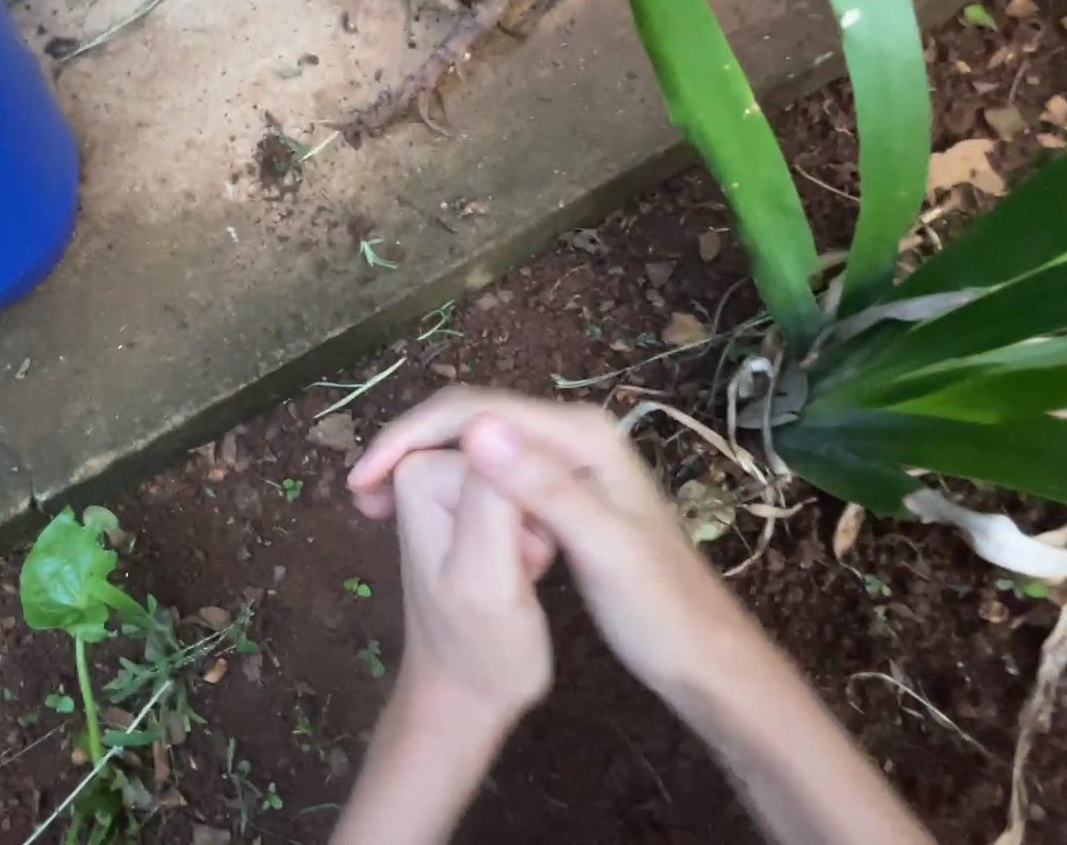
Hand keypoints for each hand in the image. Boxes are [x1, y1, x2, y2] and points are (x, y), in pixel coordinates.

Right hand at [352, 389, 757, 696]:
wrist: (704, 657)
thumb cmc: (660, 610)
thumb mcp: (604, 551)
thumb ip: (545, 487)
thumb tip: (475, 428)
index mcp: (579, 433)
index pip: (473, 410)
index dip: (409, 437)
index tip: (363, 480)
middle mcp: (568, 429)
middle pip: (466, 416)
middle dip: (407, 446)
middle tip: (362, 492)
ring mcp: (561, 454)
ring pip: (470, 441)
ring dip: (420, 463)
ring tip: (378, 501)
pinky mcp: (554, 481)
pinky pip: (484, 468)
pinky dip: (447, 483)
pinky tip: (423, 509)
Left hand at [389, 451, 554, 725]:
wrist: (465, 692)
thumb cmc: (480, 649)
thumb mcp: (490, 579)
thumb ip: (490, 501)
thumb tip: (489, 424)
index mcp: (421, 472)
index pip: (508, 452)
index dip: (532, 508)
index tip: (517, 560)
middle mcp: (424, 465)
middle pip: (514, 459)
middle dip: (533, 517)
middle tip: (517, 568)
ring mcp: (444, 483)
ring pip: (524, 479)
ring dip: (536, 528)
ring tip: (519, 572)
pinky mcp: (465, 503)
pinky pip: (521, 496)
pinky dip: (533, 534)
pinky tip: (519, 568)